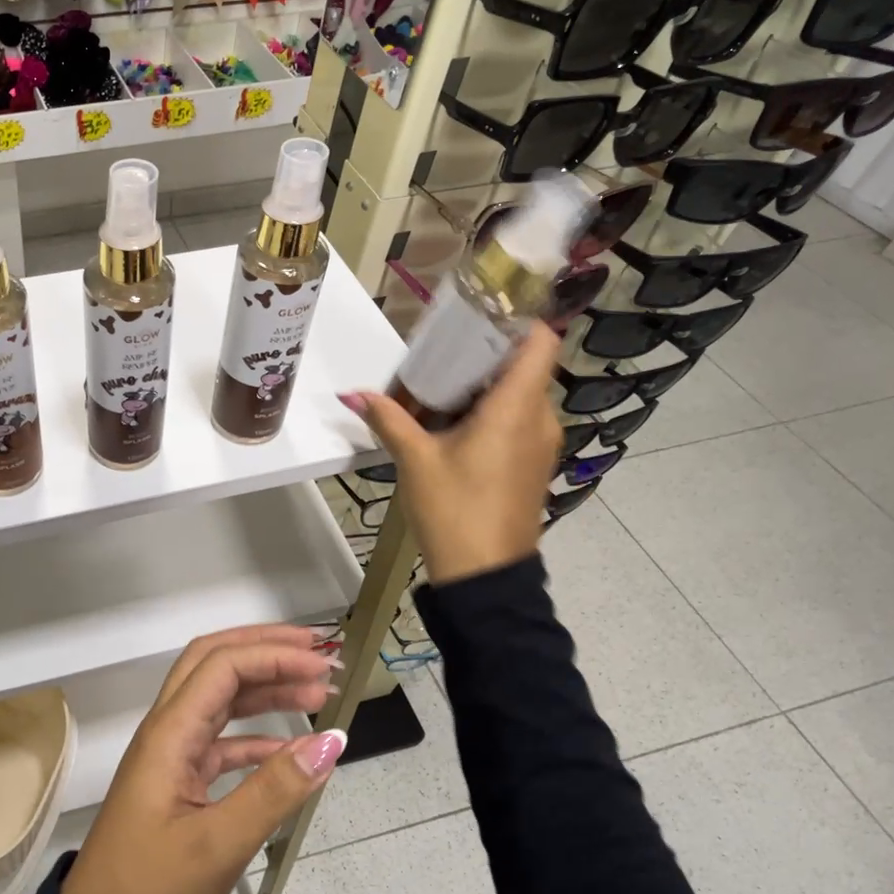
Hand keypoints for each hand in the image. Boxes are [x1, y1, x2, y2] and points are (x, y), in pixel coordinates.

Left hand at [61, 626, 345, 893]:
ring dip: (264, 689)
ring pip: (218, 700)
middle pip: (213, 665)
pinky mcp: (178, 779)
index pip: (222, 666)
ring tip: (317, 694)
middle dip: (264, 650)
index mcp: (169, 733)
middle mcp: (167, 730)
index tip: (323, 664)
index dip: (273, 655)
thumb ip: (275, 790)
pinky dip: (257, 736)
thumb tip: (330, 741)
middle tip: (318, 652)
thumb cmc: (152, 887)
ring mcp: (171, 754)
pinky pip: (220, 741)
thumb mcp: (219, 844)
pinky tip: (292, 750)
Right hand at [340, 324, 562, 583]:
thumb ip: (388, 419)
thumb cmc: (454, 510)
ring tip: (437, 388)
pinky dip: (490, 413)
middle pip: (523, 367)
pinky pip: (518, 421)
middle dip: (483, 356)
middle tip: (439, 352)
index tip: (477, 316)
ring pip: (520, 396)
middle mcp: (540, 418)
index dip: (515, 321)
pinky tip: (451, 425)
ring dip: (483, 387)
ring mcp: (541, 443)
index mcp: (516, 408)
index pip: (540, 342)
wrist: (485, 577)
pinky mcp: (533, 464)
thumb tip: (352, 394)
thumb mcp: (415, 460)